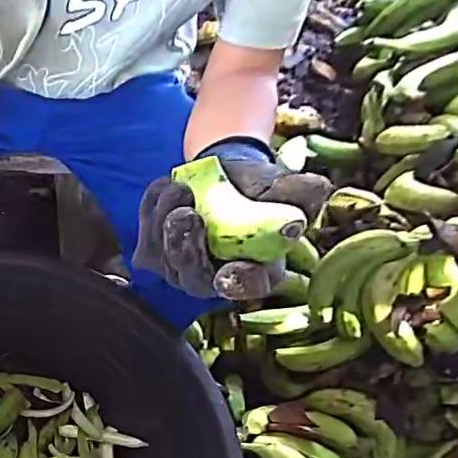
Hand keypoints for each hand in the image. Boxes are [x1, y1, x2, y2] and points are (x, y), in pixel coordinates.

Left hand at [135, 140, 332, 300]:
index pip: (247, 286)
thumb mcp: (286, 186)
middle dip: (186, 250)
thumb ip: (300, 195)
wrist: (224, 171)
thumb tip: (312, 197)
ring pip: (163, 257)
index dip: (238, 282)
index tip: (229, 273)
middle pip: (194, 279)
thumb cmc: (261, 188)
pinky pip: (144, 236)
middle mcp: (214, 279)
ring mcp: (180, 270)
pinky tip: (168, 188)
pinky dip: (152, 209)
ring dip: (166, 219)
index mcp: (256, 272)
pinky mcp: (155, 254)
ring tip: (181, 188)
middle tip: (187, 215)